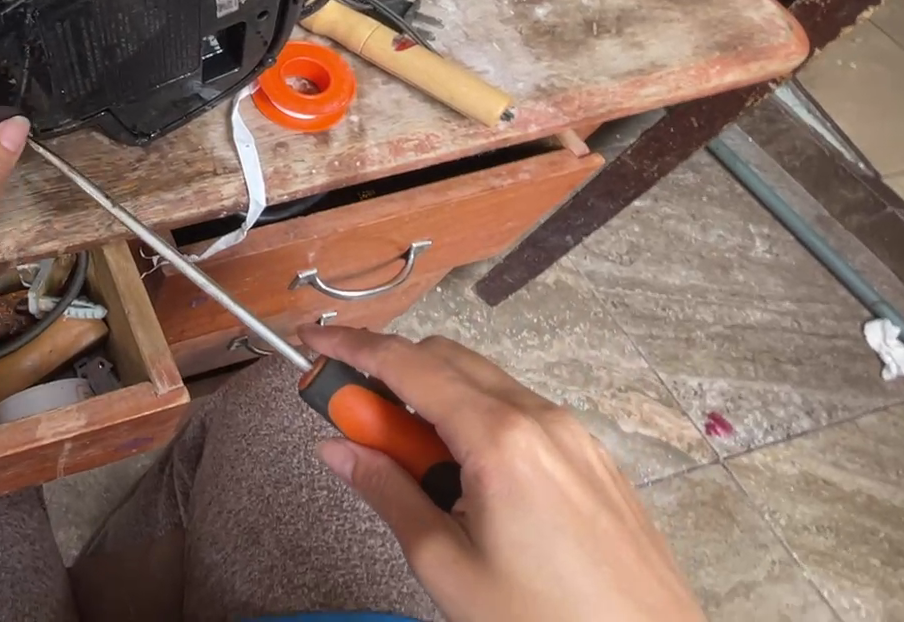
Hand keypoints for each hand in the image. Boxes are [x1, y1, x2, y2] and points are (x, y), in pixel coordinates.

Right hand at [302, 326, 701, 621]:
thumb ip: (384, 490)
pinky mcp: (594, 459)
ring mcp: (574, 436)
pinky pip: (515, 408)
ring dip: (428, 394)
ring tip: (406, 455)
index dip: (348, 344)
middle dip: (386, 369)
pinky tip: (462, 471)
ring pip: (479, 380)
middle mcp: (540, 418)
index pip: (404, 363)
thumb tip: (333, 448)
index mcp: (500, 438)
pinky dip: (470, 414)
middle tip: (350, 411)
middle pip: (440, 357)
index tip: (310, 339)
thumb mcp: (445, 564)